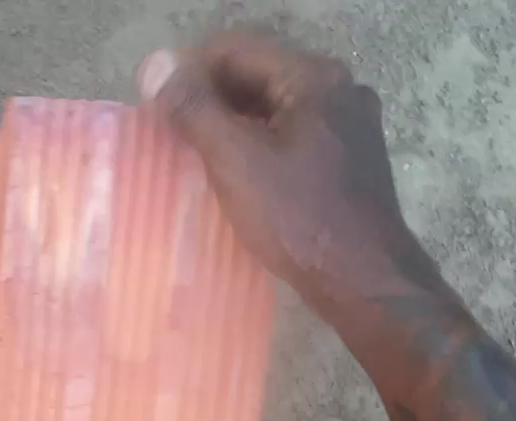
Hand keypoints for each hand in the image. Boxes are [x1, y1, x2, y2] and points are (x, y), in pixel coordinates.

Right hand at [139, 33, 442, 322]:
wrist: (360, 276)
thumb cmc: (297, 218)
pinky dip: (256, 149)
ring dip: (230, 127)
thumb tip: (154, 67)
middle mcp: (337, 89)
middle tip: (169, 138)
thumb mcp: (236, 162)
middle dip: (208, 101)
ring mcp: (348, 126)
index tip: (155, 112)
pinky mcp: (347, 162)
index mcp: (312, 77)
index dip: (187, 74)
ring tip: (194, 161)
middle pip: (256, 77)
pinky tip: (236, 180)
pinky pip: (290, 139)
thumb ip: (195, 111)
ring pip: (273, 111)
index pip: (235, 50)